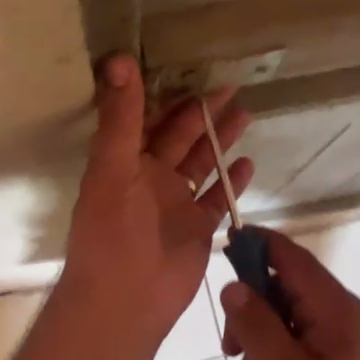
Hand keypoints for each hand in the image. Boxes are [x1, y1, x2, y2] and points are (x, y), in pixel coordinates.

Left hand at [61, 55, 253, 344]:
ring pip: (201, 164)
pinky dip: (231, 182)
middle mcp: (148, 178)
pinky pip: (216, 199)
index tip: (189, 66)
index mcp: (123, 162)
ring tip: (246, 113)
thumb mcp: (112, 168)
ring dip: (219, 140)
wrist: (125, 298)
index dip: (165, 95)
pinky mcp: (196, 228)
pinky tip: (249, 162)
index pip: (146, 119)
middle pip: (179, 137)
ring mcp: (174, 204)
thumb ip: (120, 118)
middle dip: (201, 112)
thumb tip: (119, 60)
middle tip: (230, 84)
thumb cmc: (111, 232)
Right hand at [219, 230, 359, 359]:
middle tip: (231, 353)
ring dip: (261, 357)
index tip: (223, 242)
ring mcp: (347, 346)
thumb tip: (234, 286)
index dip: (257, 245)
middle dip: (251, 322)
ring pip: (287, 329)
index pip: (292, 258)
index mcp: (339, 311)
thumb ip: (254, 324)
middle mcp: (347, 320)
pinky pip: (299, 354)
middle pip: (285, 296)